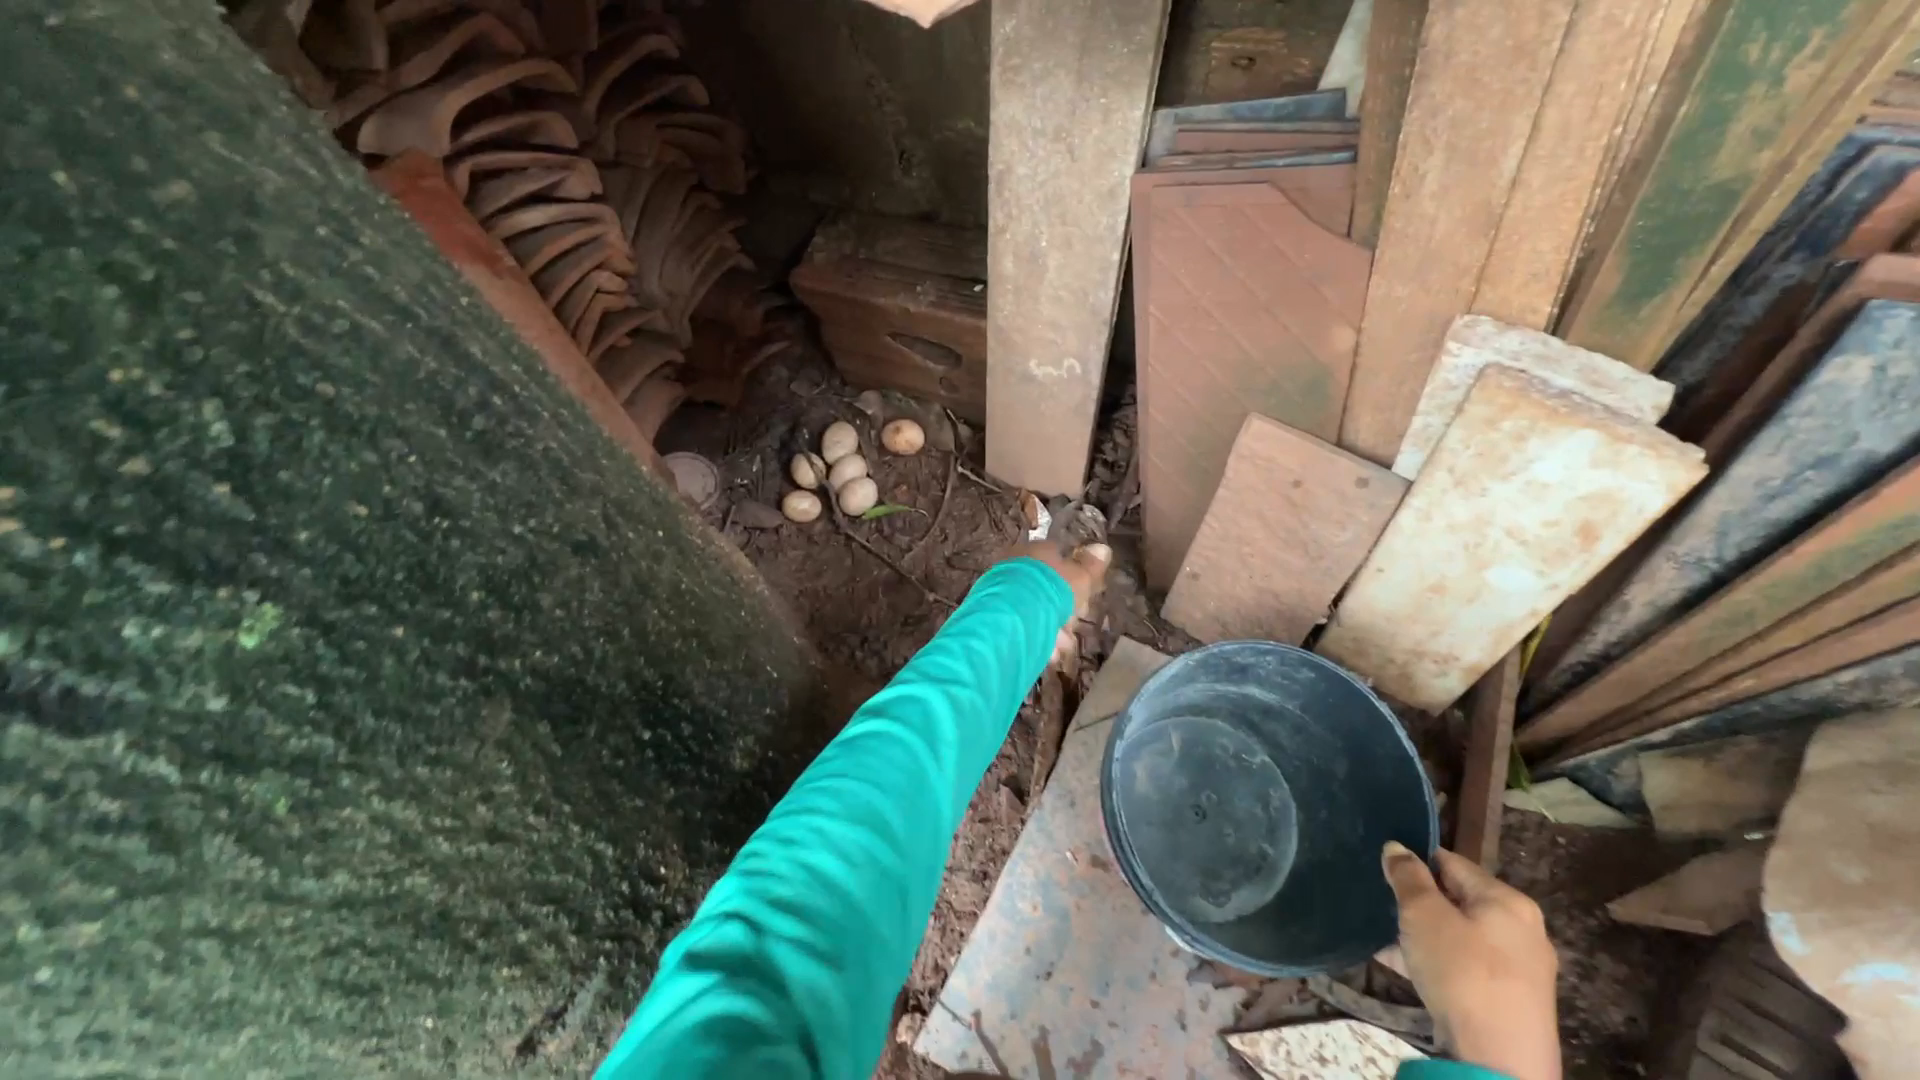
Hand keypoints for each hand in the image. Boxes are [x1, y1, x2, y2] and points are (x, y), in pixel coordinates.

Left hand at [1003, 541, 1110, 669]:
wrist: (1013, 614)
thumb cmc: (1052, 590)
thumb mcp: (1079, 578)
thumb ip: (1090, 566)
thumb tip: (1102, 548)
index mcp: (1036, 551)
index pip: (1059, 562)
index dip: (1075, 583)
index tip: (1083, 603)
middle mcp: (1017, 566)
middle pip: (1047, 590)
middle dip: (1063, 611)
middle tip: (1071, 626)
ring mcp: (1003, 590)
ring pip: (1035, 611)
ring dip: (1052, 629)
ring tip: (1060, 645)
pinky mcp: (995, 614)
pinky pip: (1022, 625)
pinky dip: (1035, 637)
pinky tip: (1046, 651)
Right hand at [1382, 842, 1561, 1079]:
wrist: (1500, 1059)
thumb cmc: (1461, 972)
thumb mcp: (1423, 915)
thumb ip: (1408, 877)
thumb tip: (1397, 847)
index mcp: (1508, 900)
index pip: (1451, 862)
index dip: (1415, 866)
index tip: (1385, 877)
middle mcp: (1525, 928)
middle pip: (1459, 899)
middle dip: (1421, 904)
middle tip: (1387, 913)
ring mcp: (1525, 967)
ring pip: (1463, 934)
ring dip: (1428, 935)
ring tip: (1393, 942)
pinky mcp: (1516, 999)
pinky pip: (1470, 965)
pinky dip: (1443, 962)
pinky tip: (1414, 972)